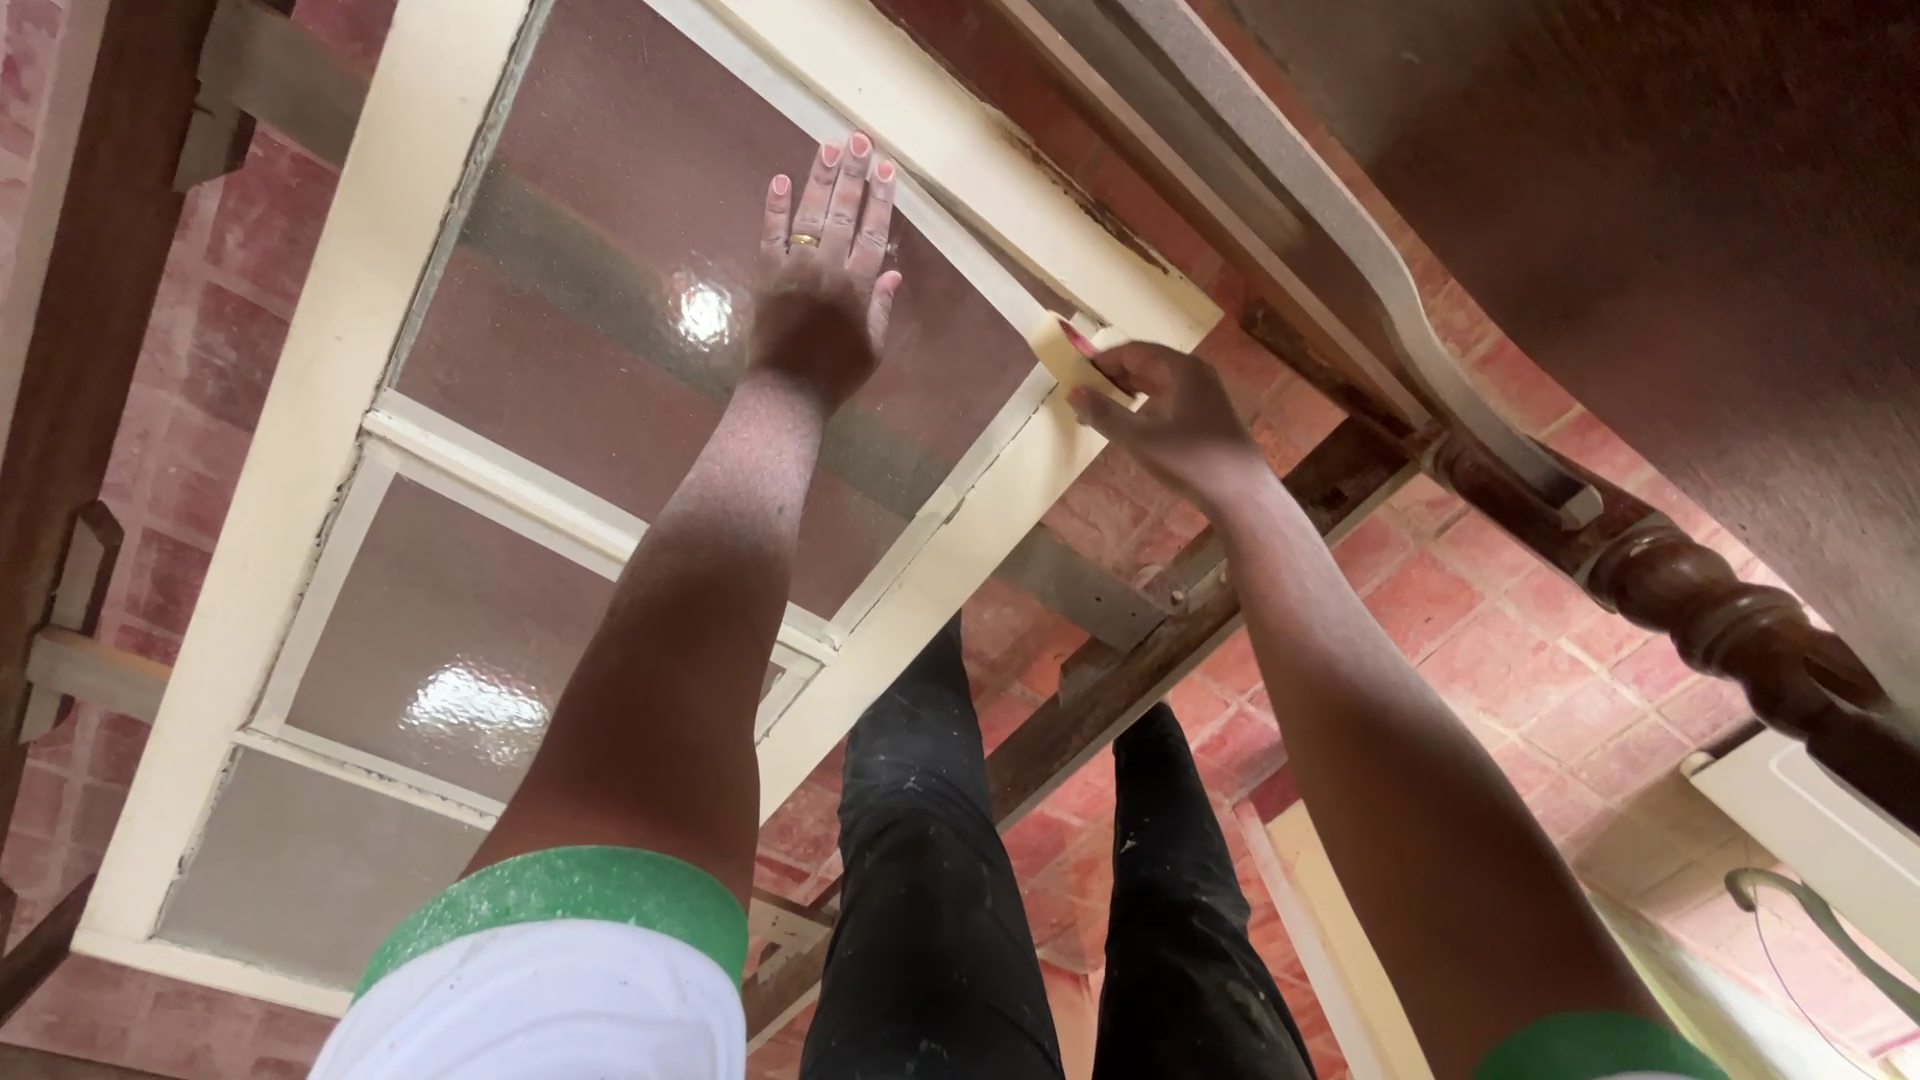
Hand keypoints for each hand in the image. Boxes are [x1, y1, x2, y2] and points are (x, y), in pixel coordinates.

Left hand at [749, 133, 904, 414]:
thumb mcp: (872, 347)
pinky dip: (774, 206)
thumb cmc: (836, 375)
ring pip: (810, 214)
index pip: (873, 232)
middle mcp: (829, 268)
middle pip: (844, 213)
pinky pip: (770, 233)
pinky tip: (779, 179)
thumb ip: (881, 308)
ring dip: (819, 178)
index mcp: (858, 287)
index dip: (881, 199)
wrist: (788, 391)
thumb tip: (893, 274)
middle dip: (853, 175)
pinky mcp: (766, 274)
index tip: (886, 169)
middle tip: (859, 141)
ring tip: (828, 147)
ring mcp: (795, 267)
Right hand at [1068, 343, 1273, 514]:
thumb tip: (1075, 393)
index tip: (1078, 372)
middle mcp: (1195, 374)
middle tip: (1085, 391)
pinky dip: (1145, 404)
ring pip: (1158, 382)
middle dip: (1114, 375)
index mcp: (1182, 369)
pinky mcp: (1207, 415)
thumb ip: (1105, 414)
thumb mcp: (1140, 438)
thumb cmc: (1190, 459)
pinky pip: (1168, 398)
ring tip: (1101, 407)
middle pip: (1147, 364)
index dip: (1104, 360)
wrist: (1239, 491)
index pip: (1135, 351)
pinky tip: (1132, 422)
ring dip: (1128, 391)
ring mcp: (1204, 394)